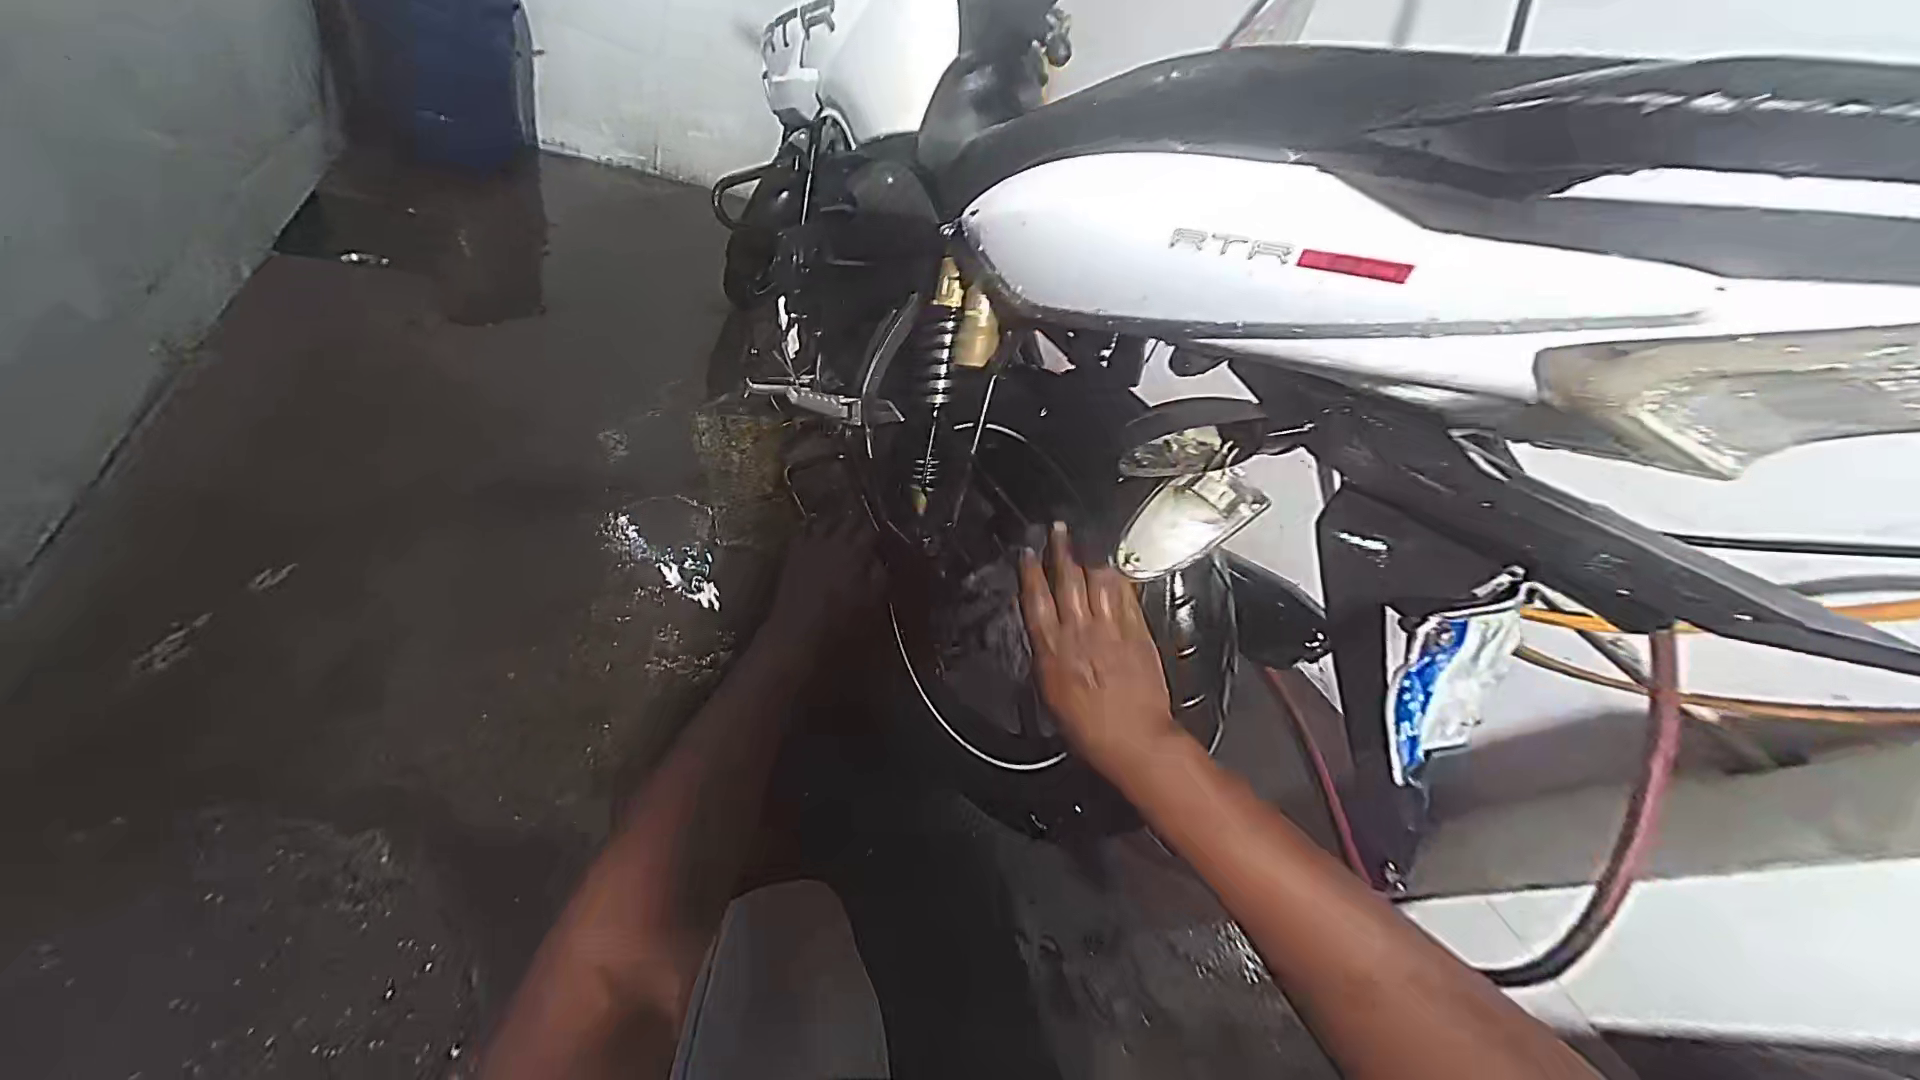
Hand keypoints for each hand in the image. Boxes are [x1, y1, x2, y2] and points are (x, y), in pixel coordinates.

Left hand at [764, 513, 885, 656]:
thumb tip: (879, 557)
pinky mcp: (793, 555)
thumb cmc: (842, 623)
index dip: (879, 532)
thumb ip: (881, 574)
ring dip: (837, 522)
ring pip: (826, 521)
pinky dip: (813, 529)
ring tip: (843, 529)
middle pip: (849, 520)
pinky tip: (816, 536)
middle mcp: (834, 540)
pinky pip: (804, 531)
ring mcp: (810, 545)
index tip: (884, 539)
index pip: (871, 529)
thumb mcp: (874, 602)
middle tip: (867, 531)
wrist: (797, 635)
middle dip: (860, 523)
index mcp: (857, 551)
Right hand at [1018, 522, 1179, 778]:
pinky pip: (1126, 595)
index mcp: (1053, 650)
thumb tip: (1044, 640)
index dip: (1030, 572)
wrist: (1134, 740)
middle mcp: (1080, 633)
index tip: (1028, 553)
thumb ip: (1047, 658)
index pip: (1036, 599)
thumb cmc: (1091, 728)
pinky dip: (1119, 577)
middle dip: (1061, 549)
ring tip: (1086, 536)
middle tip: (1058, 529)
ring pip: (1098, 581)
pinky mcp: (1138, 632)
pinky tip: (1115, 566)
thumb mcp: (1051, 695)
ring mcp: (1111, 629)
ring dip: (1089, 555)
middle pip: (1067, 580)